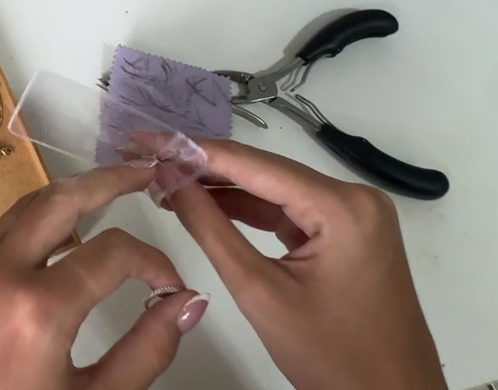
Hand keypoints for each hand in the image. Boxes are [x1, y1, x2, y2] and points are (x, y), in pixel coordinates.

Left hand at [0, 162, 209, 389]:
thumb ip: (147, 350)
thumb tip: (188, 301)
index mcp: (38, 308)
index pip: (111, 254)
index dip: (152, 260)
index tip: (173, 283)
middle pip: (60, 200)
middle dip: (106, 181)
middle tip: (144, 172)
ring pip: (27, 206)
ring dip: (70, 193)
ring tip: (110, 187)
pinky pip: (4, 229)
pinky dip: (40, 219)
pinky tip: (66, 228)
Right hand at [167, 139, 444, 389]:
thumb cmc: (333, 359)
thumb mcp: (259, 291)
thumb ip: (208, 226)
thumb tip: (165, 175)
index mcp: (341, 206)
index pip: (250, 164)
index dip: (190, 149)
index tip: (144, 139)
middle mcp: (352, 196)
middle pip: (260, 170)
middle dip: (201, 166)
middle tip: (146, 157)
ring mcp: (352, 213)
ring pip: (269, 187)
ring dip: (219, 187)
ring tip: (164, 179)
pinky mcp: (346, 231)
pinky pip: (284, 208)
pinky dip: (244, 208)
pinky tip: (203, 203)